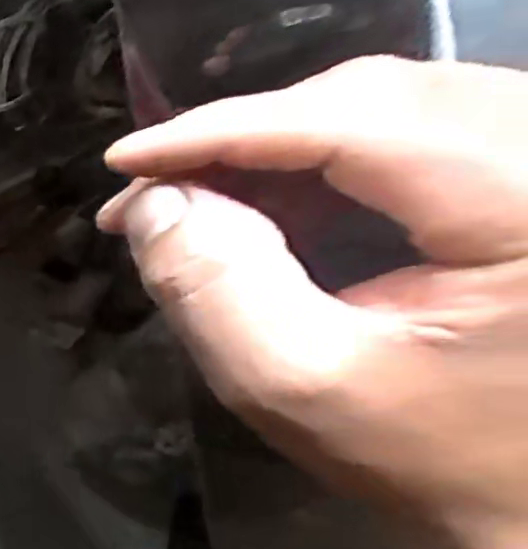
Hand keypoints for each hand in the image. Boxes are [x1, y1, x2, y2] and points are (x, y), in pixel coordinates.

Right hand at [98, 57, 527, 548]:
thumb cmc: (424, 451)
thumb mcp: (289, 379)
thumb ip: (213, 286)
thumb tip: (153, 204)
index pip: (361, 121)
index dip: (225, 130)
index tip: (125, 158)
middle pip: (384, 97)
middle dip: (240, 137)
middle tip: (143, 196)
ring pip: (398, 107)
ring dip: (271, 149)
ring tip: (183, 205)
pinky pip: (418, 137)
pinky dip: (314, 165)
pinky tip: (254, 208)